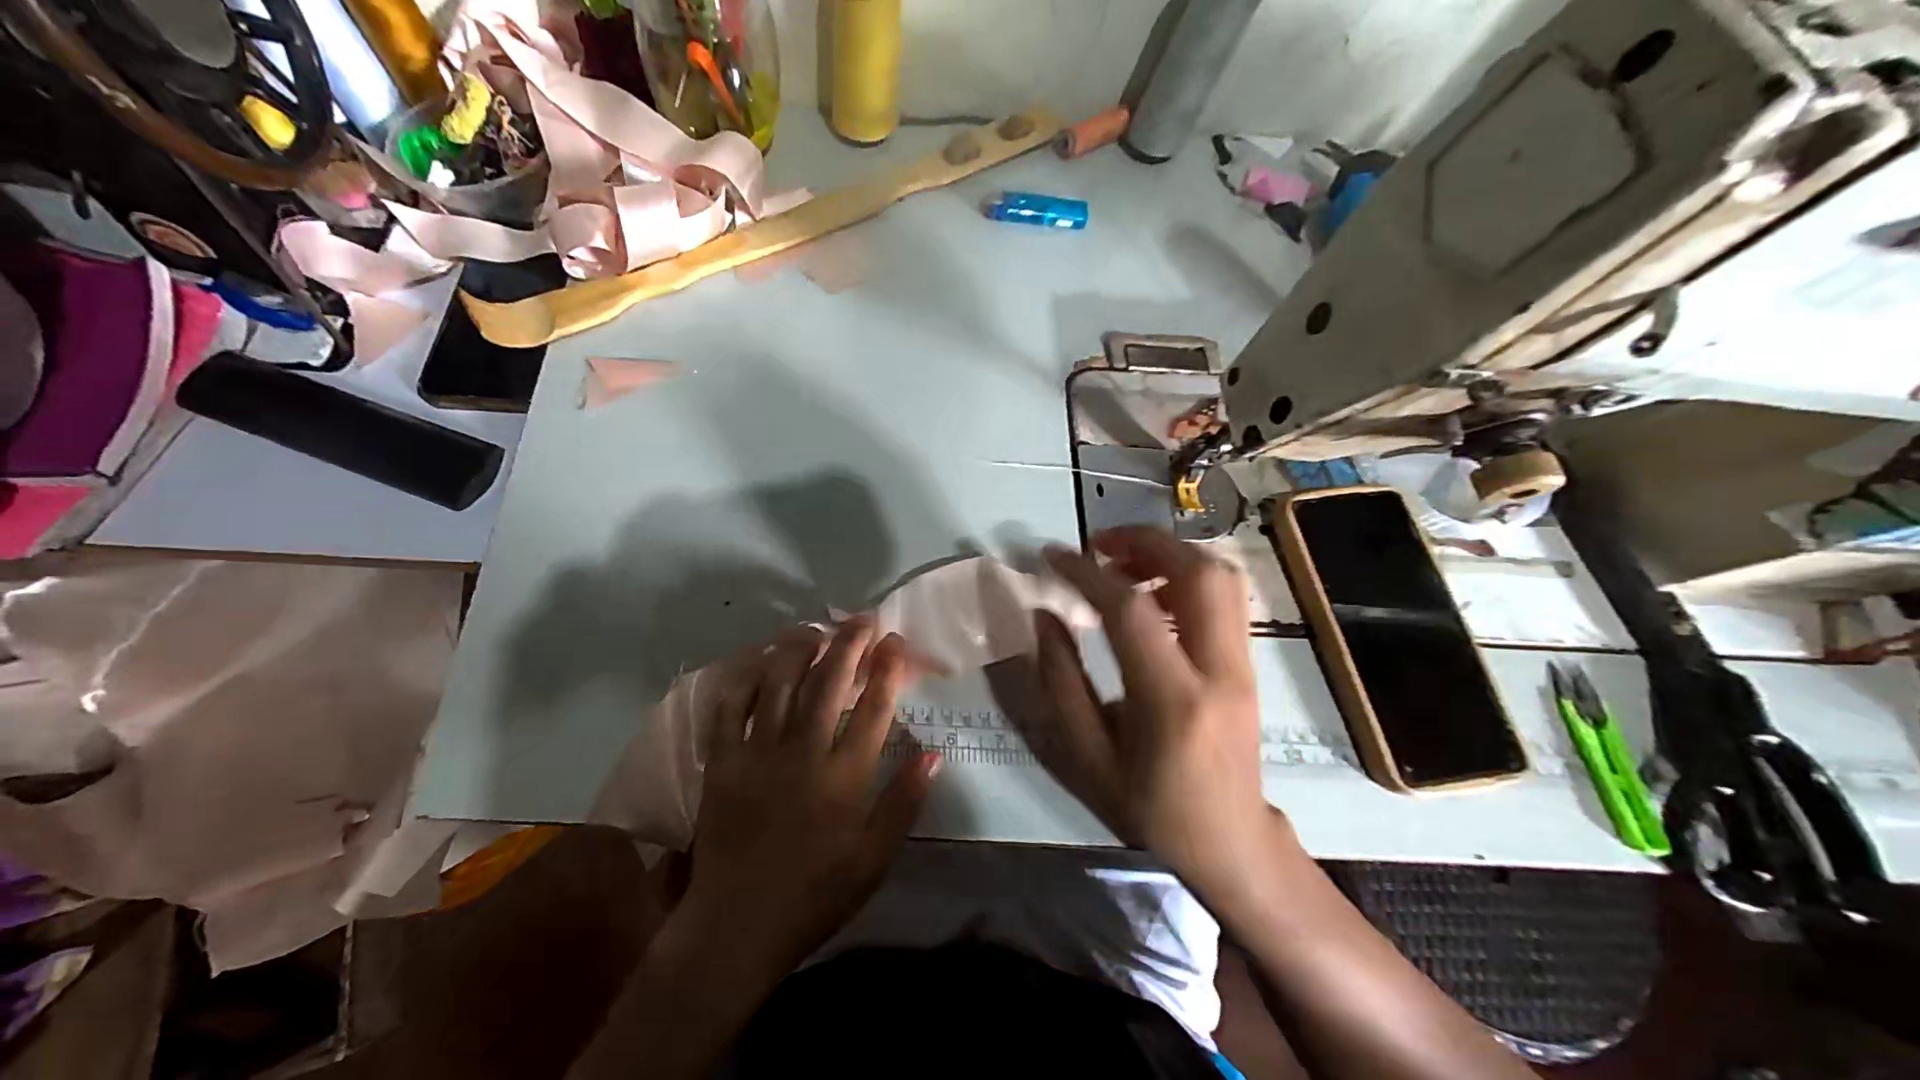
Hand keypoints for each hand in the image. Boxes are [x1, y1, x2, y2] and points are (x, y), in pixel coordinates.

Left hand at [683, 617, 942, 972]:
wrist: (737, 926)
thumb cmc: (815, 895)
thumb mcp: (874, 860)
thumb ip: (903, 802)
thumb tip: (932, 753)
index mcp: (845, 776)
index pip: (873, 707)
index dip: (887, 668)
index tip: (896, 642)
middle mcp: (803, 753)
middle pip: (829, 683)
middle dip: (849, 644)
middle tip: (862, 619)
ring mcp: (758, 753)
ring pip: (781, 684)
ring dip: (800, 649)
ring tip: (816, 628)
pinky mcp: (722, 762)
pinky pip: (731, 707)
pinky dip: (747, 678)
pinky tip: (761, 662)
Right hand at [1035, 527, 1278, 892]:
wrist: (1230, 841)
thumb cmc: (1150, 808)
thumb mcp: (1089, 757)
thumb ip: (1062, 683)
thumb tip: (1043, 616)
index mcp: (1173, 703)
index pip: (1131, 612)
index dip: (1086, 574)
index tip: (1051, 557)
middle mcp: (1219, 671)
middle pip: (1198, 572)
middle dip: (1144, 542)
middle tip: (1097, 545)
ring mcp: (1244, 663)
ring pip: (1220, 575)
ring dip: (1169, 553)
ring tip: (1121, 564)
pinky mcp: (1250, 661)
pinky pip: (1225, 595)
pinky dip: (1186, 574)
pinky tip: (1151, 593)